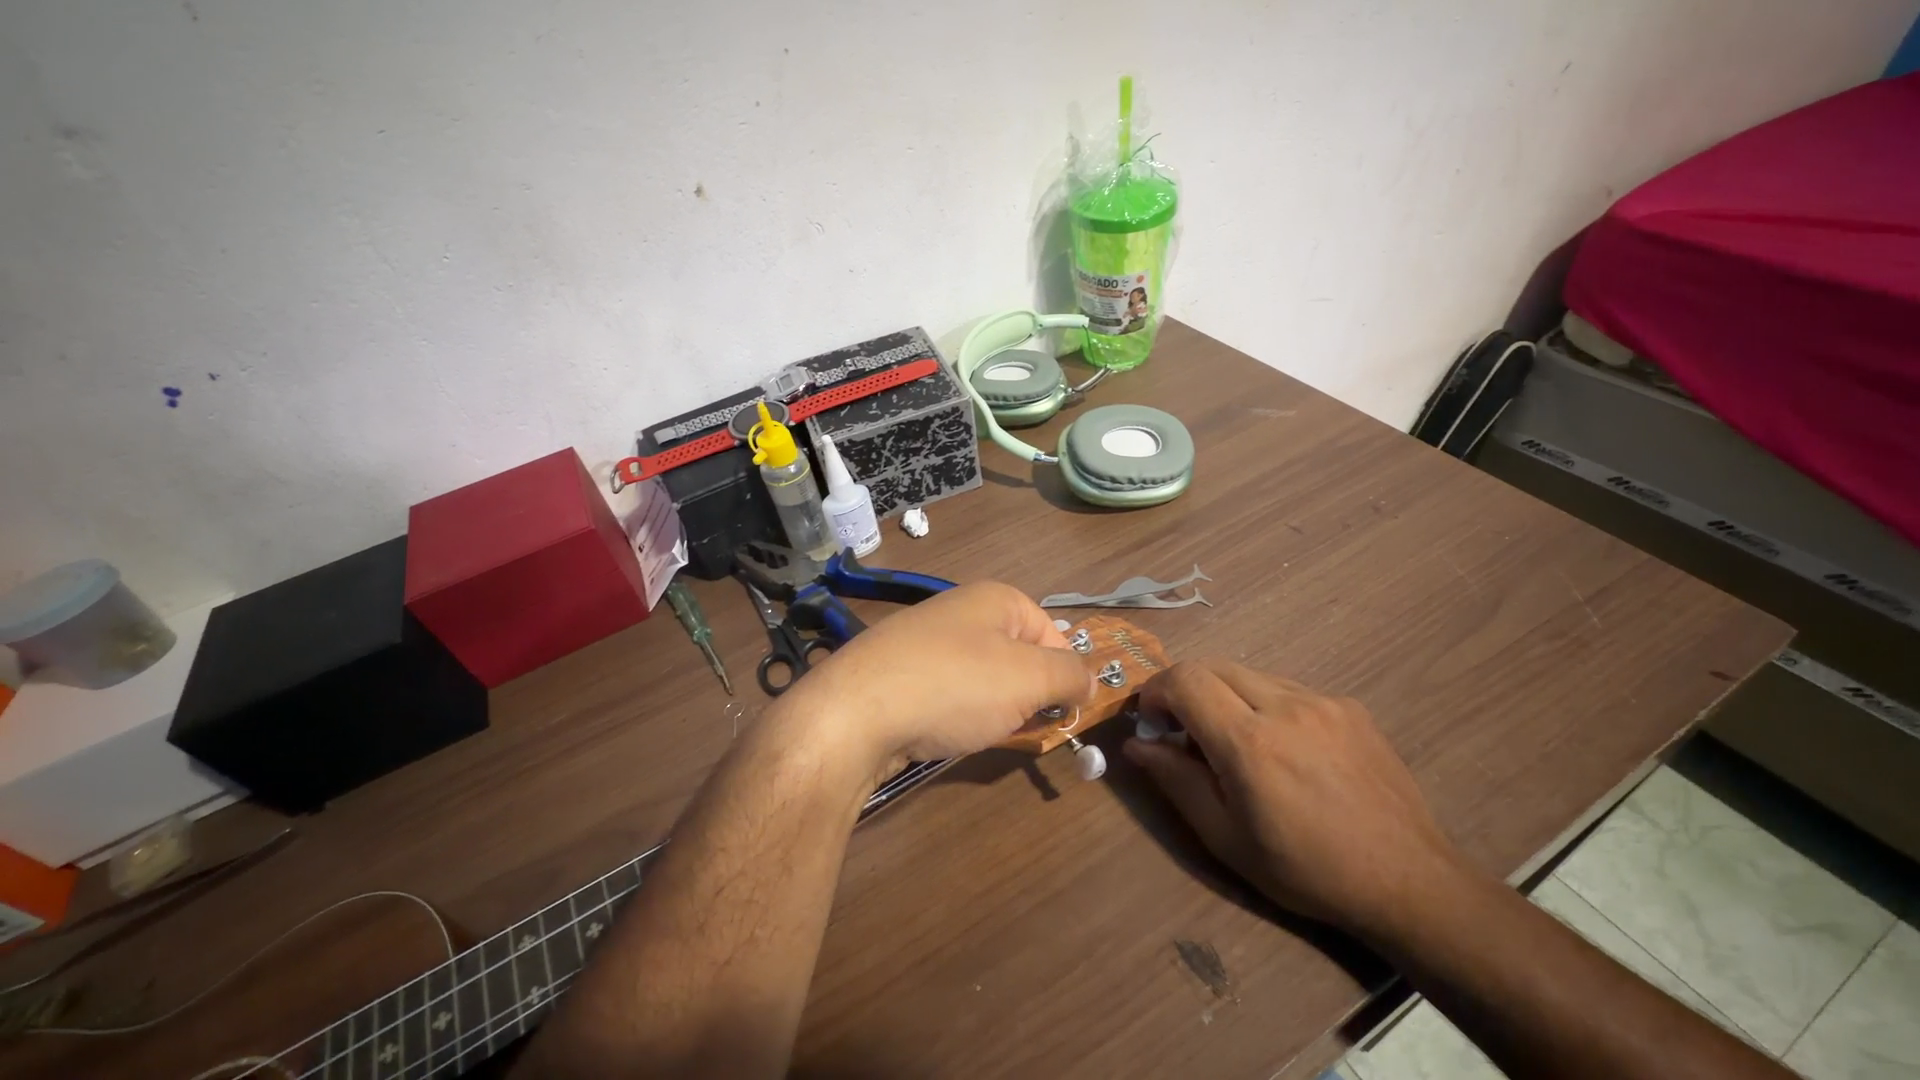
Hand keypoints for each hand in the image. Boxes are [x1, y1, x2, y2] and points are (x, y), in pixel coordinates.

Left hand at [776, 582, 1094, 782]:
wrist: (855, 713)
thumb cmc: (955, 686)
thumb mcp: (1031, 679)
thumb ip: (1070, 676)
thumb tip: (1088, 682)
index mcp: (997, 599)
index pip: (1054, 634)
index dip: (1065, 676)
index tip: (1063, 715)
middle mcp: (961, 611)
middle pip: (1018, 658)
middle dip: (1027, 697)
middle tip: (1022, 728)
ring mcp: (925, 642)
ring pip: (982, 681)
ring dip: (992, 712)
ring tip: (980, 734)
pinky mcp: (899, 675)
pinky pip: (947, 695)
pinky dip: (955, 717)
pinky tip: (945, 735)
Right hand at [1123, 659, 1463, 939]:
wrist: (1407, 880)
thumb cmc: (1305, 870)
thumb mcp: (1226, 838)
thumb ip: (1176, 781)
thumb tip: (1137, 744)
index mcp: (1250, 742)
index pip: (1185, 680)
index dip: (1156, 691)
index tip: (1151, 720)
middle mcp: (1286, 705)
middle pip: (1214, 666)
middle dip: (1185, 688)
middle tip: (1181, 729)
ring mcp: (1324, 701)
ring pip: (1252, 674)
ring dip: (1226, 696)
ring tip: (1233, 743)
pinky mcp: (1351, 707)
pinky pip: (1290, 689)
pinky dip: (1266, 705)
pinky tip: (1282, 749)